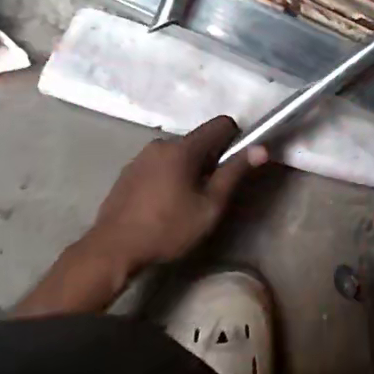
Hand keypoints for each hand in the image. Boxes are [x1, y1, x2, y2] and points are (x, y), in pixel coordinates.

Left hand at [86, 115, 268, 274]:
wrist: (113, 248)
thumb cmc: (167, 229)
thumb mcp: (209, 206)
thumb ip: (234, 173)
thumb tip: (261, 149)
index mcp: (182, 148)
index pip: (220, 124)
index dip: (236, 140)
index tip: (235, 167)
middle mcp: (160, 143)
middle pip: (198, 141)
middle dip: (211, 160)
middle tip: (210, 195)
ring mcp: (140, 156)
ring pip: (178, 154)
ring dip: (189, 170)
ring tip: (186, 203)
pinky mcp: (128, 171)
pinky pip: (159, 164)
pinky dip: (169, 176)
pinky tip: (164, 205)